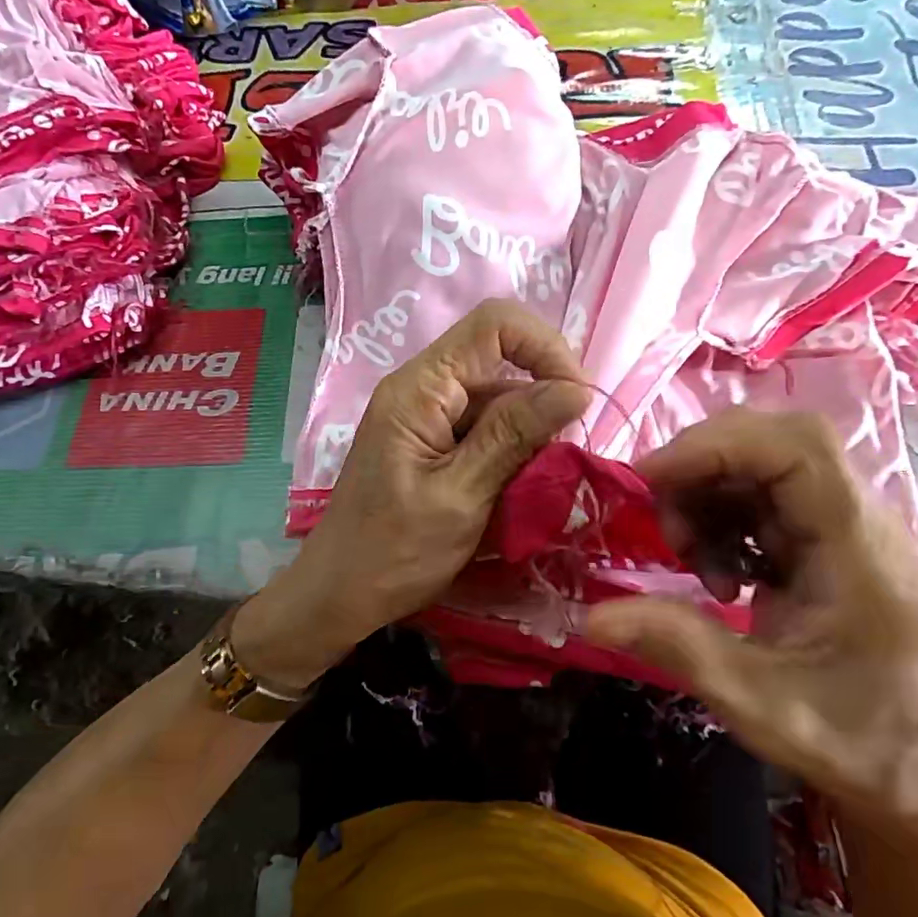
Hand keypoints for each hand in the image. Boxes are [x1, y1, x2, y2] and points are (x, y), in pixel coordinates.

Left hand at [233, 299, 591, 689]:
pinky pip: (482, 429)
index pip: (493, 324)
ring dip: (527, 436)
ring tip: (534, 487)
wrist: (341, 591)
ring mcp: (424, 416)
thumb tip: (576, 388)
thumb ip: (514, 435)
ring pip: (496, 400)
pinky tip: (514, 493)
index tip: (575, 402)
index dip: (544, 348)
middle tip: (557, 463)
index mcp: (418, 389)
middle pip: (499, 364)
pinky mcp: (429, 443)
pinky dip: (508, 453)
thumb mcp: (462, 496)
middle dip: (541, 404)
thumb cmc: (395, 551)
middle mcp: (420, 389)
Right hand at [584, 409, 917, 816]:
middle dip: (700, 467)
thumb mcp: (754, 703)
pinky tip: (713, 569)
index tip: (651, 480)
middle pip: (774, 442)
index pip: (799, 451)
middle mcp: (862, 526)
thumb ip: (677, 647)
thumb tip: (590, 616)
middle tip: (663, 524)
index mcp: (863, 557)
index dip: (717, 446)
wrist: (906, 773)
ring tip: (688, 559)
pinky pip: (758, 493)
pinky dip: (716, 515)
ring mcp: (844, 529)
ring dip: (703, 494)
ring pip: (758, 463)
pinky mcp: (824, 539)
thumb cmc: (845, 740)